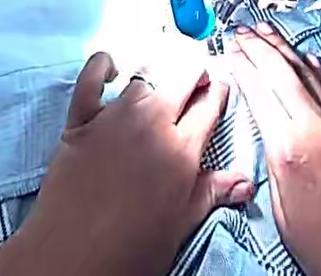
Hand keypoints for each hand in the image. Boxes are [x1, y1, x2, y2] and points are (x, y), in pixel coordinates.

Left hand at [0, 53, 252, 275]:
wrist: (74, 253)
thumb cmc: (133, 247)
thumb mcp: (180, 225)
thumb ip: (211, 193)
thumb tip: (246, 180)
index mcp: (181, 150)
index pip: (208, 108)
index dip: (217, 93)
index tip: (220, 84)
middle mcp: (152, 122)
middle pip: (180, 80)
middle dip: (193, 74)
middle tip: (195, 80)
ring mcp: (115, 114)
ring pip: (141, 81)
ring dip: (152, 83)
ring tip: (155, 92)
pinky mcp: (82, 114)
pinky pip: (92, 75)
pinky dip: (101, 65)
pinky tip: (110, 69)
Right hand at [229, 26, 320, 275]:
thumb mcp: (283, 211)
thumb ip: (272, 163)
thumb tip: (266, 132)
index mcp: (291, 149)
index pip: (258, 90)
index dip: (241, 66)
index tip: (229, 51)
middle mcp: (319, 129)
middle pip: (282, 71)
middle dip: (257, 45)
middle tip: (240, 30)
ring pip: (308, 73)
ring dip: (284, 47)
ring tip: (266, 30)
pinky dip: (315, 69)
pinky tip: (307, 57)